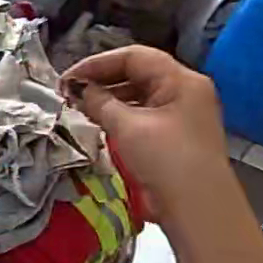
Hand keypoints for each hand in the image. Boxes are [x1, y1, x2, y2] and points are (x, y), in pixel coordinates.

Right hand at [61, 45, 232, 225]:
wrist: (195, 205)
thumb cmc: (165, 158)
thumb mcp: (127, 126)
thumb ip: (99, 102)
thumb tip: (78, 89)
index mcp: (181, 81)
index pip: (134, 56)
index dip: (97, 63)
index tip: (67, 78)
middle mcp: (184, 91)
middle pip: (137, 73)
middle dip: (100, 79)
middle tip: (69, 93)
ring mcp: (179, 114)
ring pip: (137, 94)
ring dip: (106, 97)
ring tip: (78, 107)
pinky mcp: (171, 135)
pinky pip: (140, 113)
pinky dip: (117, 114)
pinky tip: (97, 122)